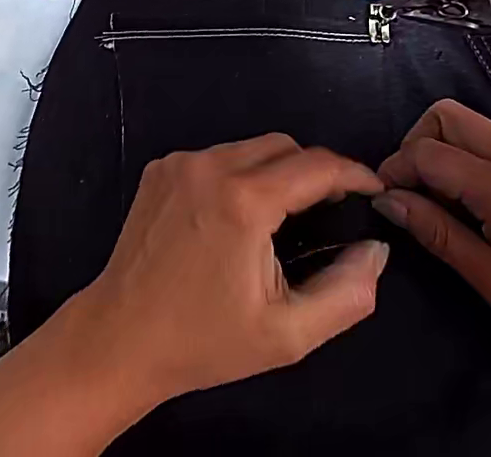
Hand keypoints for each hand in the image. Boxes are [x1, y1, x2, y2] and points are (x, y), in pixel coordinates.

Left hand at [66, 134, 390, 403]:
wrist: (114, 343)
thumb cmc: (201, 342)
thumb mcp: (286, 335)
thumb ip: (346, 293)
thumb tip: (376, 250)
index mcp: (245, 200)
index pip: (318, 165)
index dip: (354, 173)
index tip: (372, 189)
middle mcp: (213, 165)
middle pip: (287, 146)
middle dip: (315, 172)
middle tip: (328, 209)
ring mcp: (183, 162)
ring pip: (253, 147)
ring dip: (277, 171)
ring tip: (282, 215)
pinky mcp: (163, 167)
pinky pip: (220, 156)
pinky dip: (240, 174)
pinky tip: (234, 214)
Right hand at [374, 99, 490, 404]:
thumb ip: (441, 235)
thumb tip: (391, 202)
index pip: (431, 152)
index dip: (396, 168)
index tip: (383, 196)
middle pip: (450, 115)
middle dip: (417, 143)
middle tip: (410, 192)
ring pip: (477, 125)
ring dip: (447, 151)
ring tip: (444, 204)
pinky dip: (477, 160)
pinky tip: (481, 206)